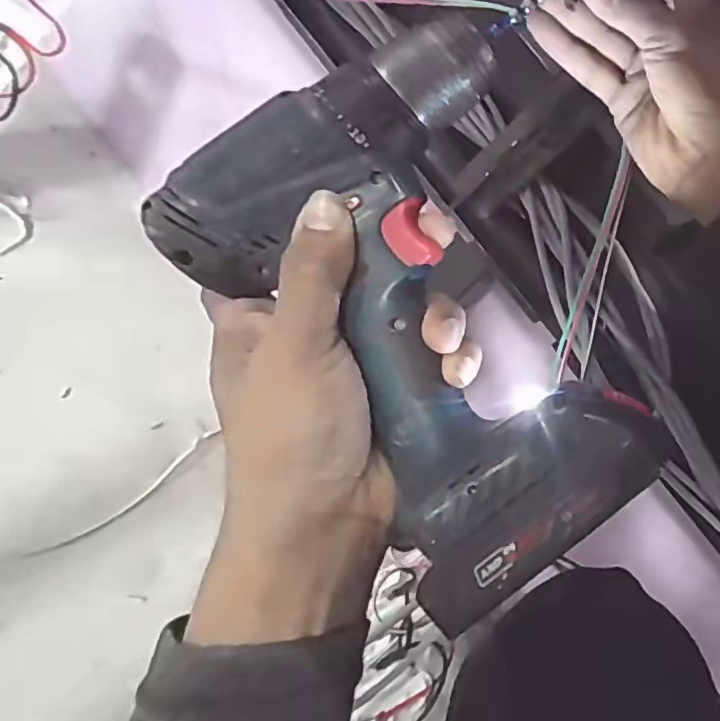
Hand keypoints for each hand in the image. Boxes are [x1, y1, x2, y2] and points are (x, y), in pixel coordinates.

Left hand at [186, 191, 475, 644]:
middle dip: (405, 260)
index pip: (282, 246)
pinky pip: (435, 347)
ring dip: (437, 314)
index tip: (362, 195)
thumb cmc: (292, 433)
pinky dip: (451, 354)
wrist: (335, 525)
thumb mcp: (294, 346)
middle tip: (439, 238)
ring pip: (410, 303)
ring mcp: (365, 354)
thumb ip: (312, 273)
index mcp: (264, 315)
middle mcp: (316, 326)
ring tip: (442, 342)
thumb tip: (325, 199)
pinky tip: (455, 370)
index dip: (317, 219)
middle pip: (364, 267)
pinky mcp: (405, 381)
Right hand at [519, 0, 719, 222]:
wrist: (707, 162)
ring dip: (562, 6)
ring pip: (596, 29)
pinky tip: (538, 24)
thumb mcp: (668, 35)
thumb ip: (621, 0)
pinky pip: (588, 64)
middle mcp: (661, 30)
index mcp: (687, 6)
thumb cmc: (704, 91)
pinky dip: (563, 46)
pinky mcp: (619, 94)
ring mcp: (638, 64)